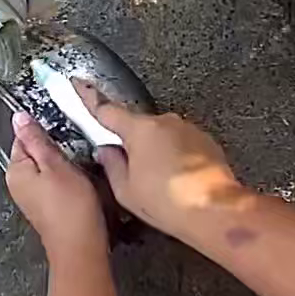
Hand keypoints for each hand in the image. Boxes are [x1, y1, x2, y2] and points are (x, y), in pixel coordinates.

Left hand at [6, 111, 107, 259]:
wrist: (81, 246)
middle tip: (75, 153)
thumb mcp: (55, 164)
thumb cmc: (70, 208)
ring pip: (49, 167)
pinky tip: (81, 183)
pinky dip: (69, 179)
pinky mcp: (48, 205)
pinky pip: (56, 182)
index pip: (24, 136)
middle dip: (56, 149)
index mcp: (15, 171)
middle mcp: (19, 184)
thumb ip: (36, 139)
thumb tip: (19, 117)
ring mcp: (33, 196)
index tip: (64, 134)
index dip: (45, 132)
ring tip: (80, 168)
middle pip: (36, 152)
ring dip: (66, 164)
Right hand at [76, 83, 248, 234]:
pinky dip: (176, 160)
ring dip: (156, 154)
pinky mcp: (205, 141)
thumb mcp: (126, 190)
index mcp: (140, 130)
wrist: (214, 210)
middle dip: (132, 146)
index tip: (80, 84)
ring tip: (161, 186)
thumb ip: (111, 165)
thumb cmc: (170, 202)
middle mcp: (165, 122)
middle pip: (137, 127)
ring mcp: (188, 130)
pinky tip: (177, 183)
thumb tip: (106, 152)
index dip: (89, 97)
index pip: (107, 109)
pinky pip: (181, 145)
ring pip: (160, 137)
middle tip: (134, 176)